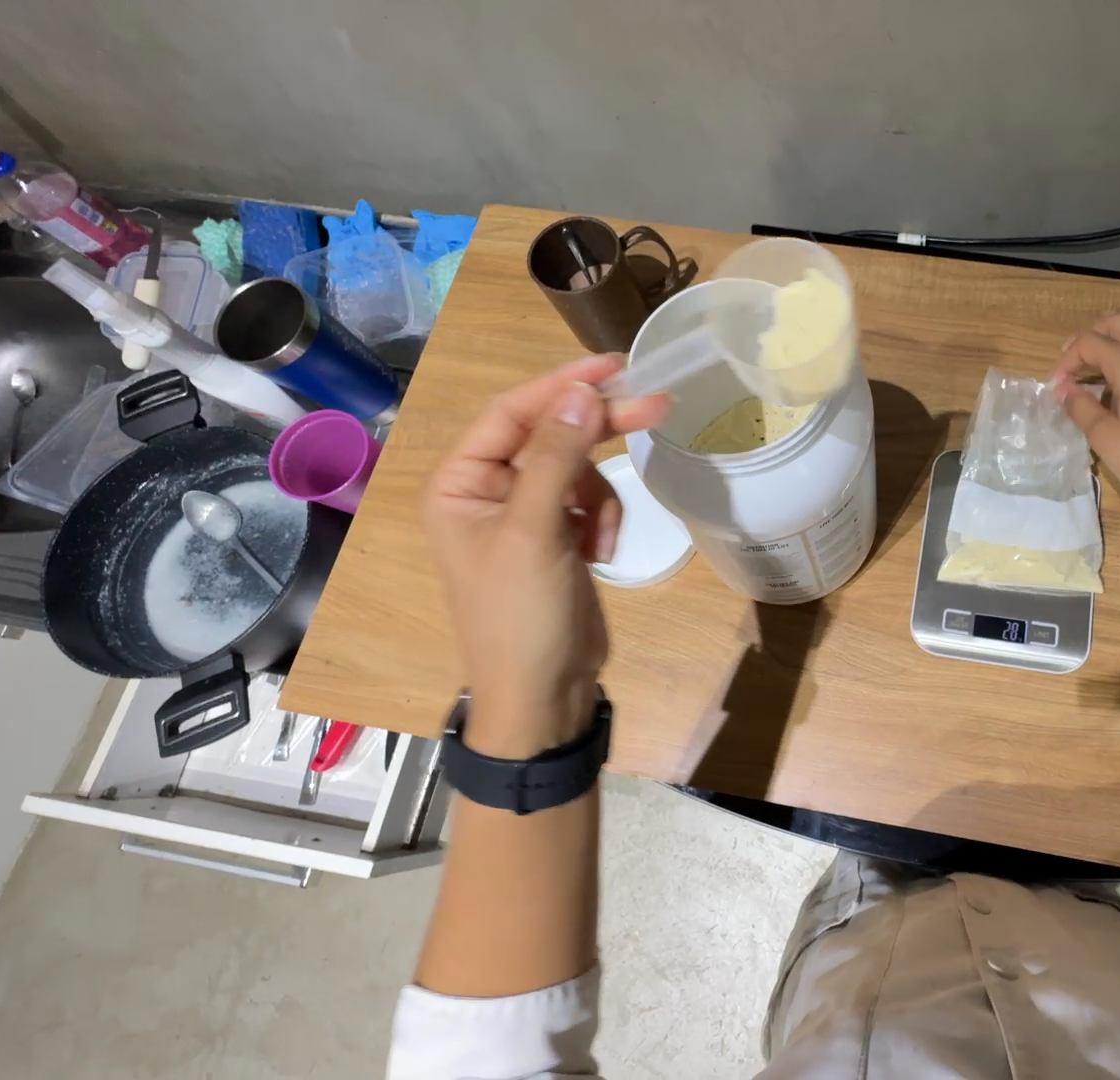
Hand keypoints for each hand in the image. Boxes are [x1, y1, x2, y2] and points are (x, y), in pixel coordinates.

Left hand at [423, 354, 668, 754]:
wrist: (543, 693)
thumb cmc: (520, 615)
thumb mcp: (534, 532)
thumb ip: (555, 457)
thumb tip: (582, 391)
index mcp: (461, 483)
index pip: (513, 412)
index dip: (564, 384)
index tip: (617, 366)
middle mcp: (488, 491)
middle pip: (551, 435)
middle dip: (599, 428)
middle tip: (657, 404)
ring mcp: (526, 515)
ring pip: (578, 470)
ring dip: (600, 498)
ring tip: (599, 540)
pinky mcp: (558, 538)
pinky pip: (590, 504)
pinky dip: (603, 522)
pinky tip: (600, 555)